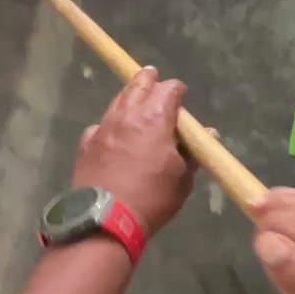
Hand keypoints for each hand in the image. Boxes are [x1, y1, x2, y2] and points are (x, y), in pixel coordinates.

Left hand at [74, 67, 195, 233]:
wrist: (106, 218)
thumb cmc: (152, 198)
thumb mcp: (183, 180)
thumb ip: (193, 153)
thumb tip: (208, 133)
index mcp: (155, 118)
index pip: (169, 90)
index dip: (176, 90)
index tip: (181, 95)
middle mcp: (128, 115)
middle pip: (139, 85)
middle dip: (149, 79)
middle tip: (153, 75)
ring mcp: (104, 127)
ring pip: (117, 101)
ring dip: (128, 96)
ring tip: (134, 96)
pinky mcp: (86, 143)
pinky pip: (100, 125)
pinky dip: (110, 124)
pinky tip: (112, 133)